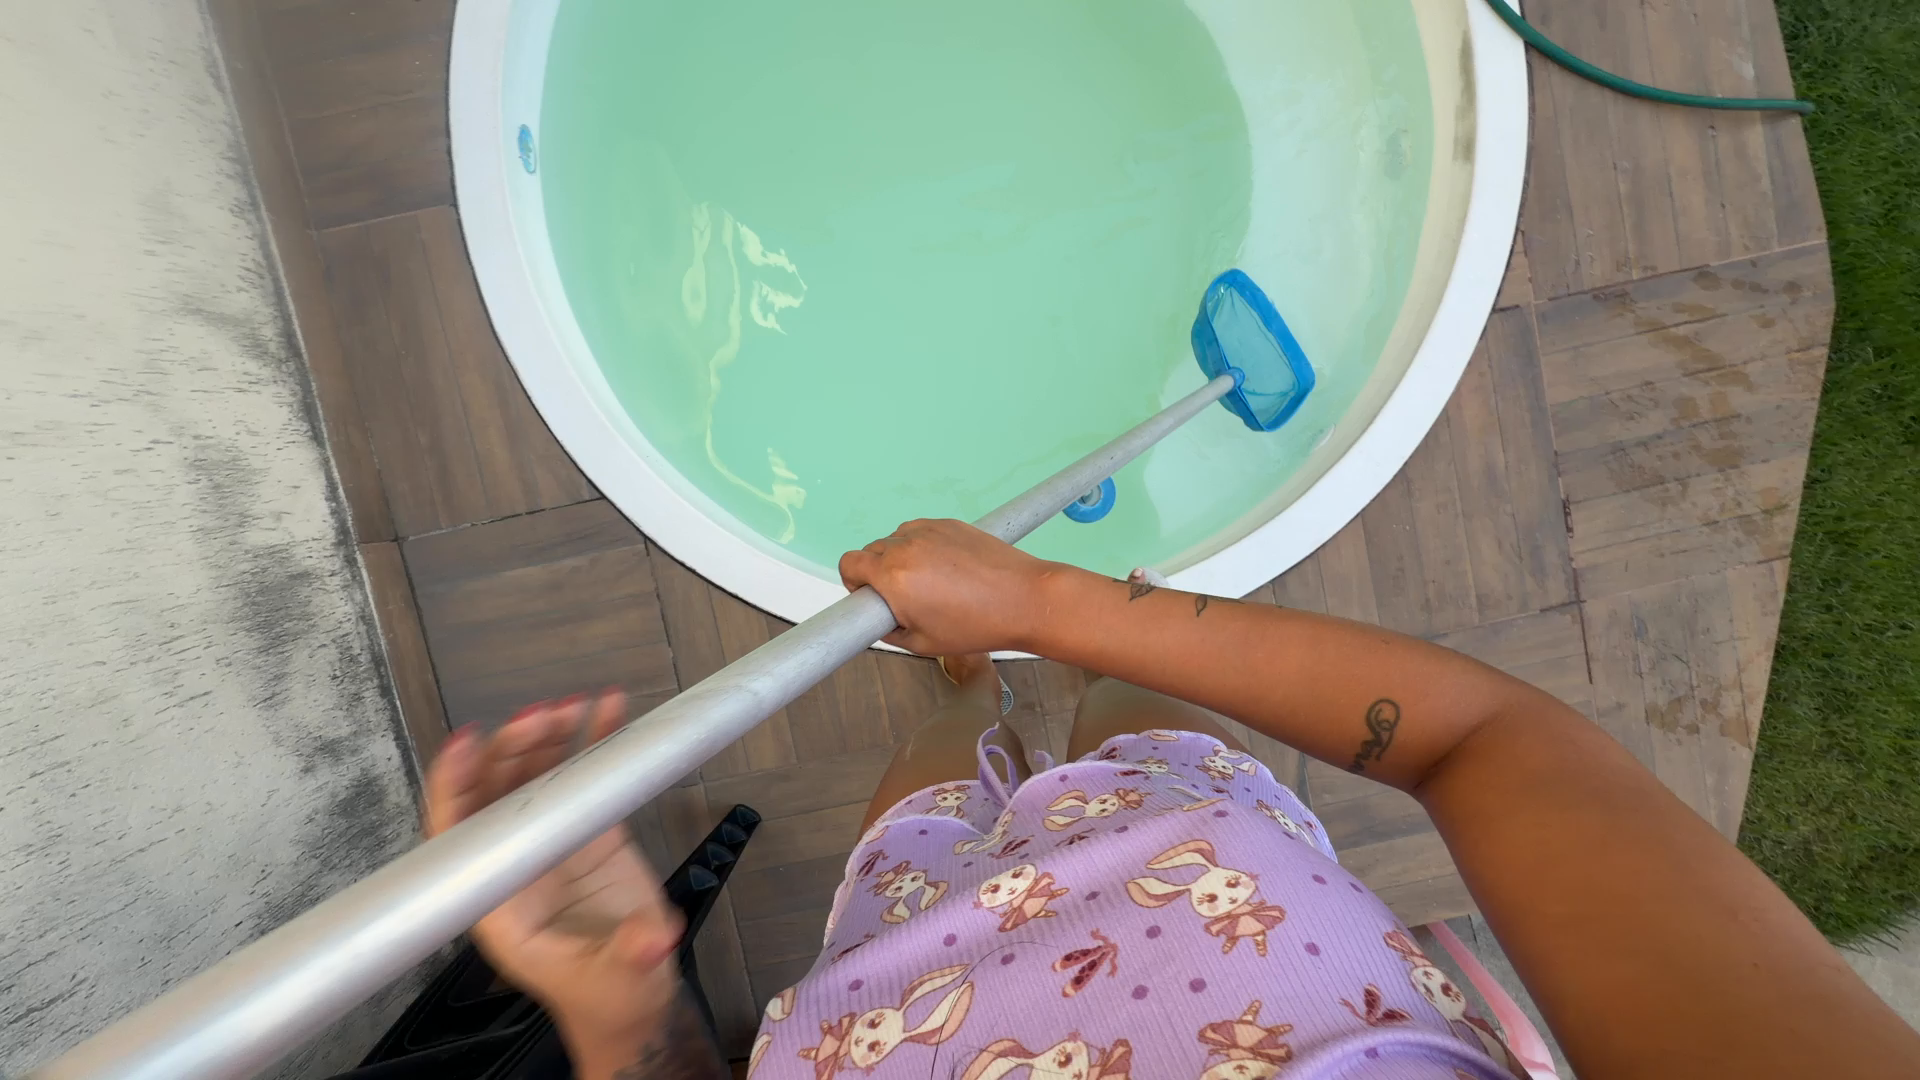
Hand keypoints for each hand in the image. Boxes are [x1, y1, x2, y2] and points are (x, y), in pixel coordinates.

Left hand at [425, 690, 683, 1064]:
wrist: (636, 992)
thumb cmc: (609, 996)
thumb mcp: (617, 981)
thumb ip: (632, 956)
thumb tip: (655, 937)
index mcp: (501, 903)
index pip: (461, 837)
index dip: (456, 788)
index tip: (466, 744)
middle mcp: (519, 865)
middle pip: (500, 794)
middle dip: (515, 750)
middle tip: (544, 716)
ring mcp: (556, 843)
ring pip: (538, 777)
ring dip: (550, 737)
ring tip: (573, 706)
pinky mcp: (593, 831)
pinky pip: (588, 777)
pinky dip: (596, 742)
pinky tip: (607, 712)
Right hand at [838, 518, 1054, 653]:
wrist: (1023, 599)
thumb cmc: (975, 626)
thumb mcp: (922, 644)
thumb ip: (888, 631)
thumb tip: (879, 619)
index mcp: (892, 576)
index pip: (849, 564)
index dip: (853, 582)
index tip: (870, 596)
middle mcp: (905, 545)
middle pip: (871, 550)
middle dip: (877, 572)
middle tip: (903, 595)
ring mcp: (929, 530)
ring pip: (896, 538)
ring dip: (900, 556)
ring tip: (928, 581)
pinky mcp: (950, 523)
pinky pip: (921, 530)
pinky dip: (923, 545)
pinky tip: (946, 567)